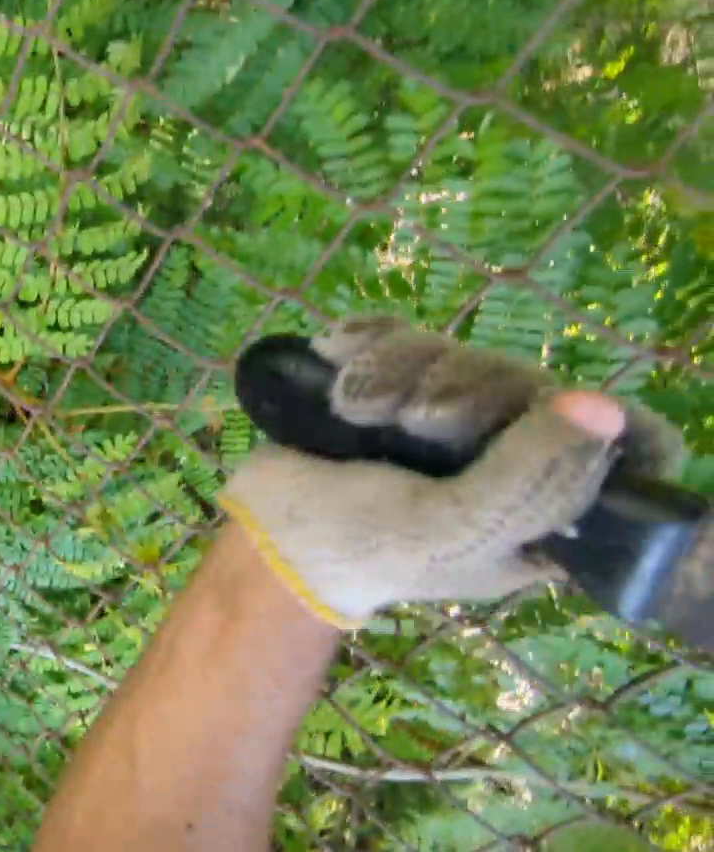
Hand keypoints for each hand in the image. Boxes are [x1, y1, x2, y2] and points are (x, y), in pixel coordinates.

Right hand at [220, 319, 684, 626]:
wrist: (264, 527)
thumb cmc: (361, 546)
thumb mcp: (453, 528)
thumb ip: (528, 479)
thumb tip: (598, 409)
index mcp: (550, 506)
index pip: (619, 440)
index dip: (580, 416)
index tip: (526, 412)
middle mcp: (505, 454)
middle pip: (518, 380)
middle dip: (452, 388)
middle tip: (405, 421)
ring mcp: (440, 417)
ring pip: (452, 353)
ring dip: (394, 367)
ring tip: (348, 402)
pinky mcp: (385, 387)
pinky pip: (398, 337)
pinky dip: (367, 338)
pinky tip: (337, 349)